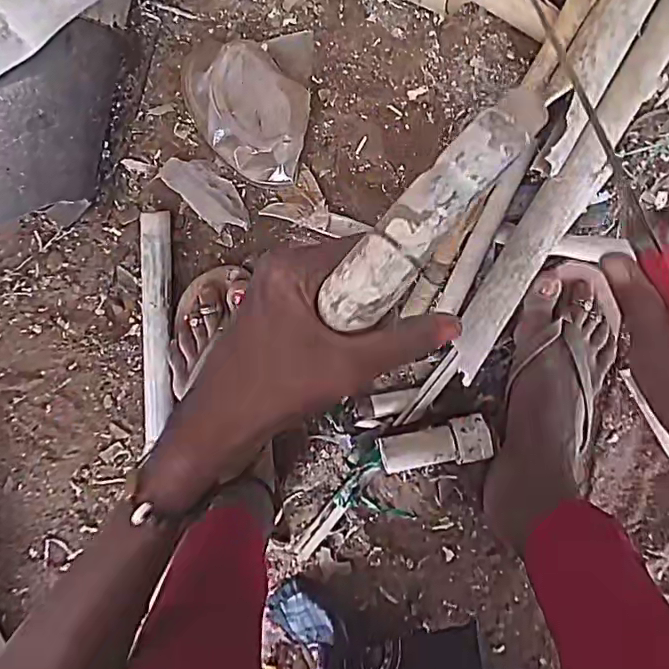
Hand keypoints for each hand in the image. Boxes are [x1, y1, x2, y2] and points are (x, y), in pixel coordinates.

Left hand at [138, 237, 458, 512]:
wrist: (221, 422)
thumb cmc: (274, 390)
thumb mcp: (351, 366)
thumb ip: (404, 342)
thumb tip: (447, 324)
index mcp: (292, 265)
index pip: (360, 246)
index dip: (393, 266)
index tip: (417, 289)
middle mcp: (279, 266)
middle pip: (348, 265)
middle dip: (373, 296)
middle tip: (383, 328)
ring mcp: (272, 285)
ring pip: (334, 285)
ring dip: (354, 311)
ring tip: (355, 345)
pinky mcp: (271, 305)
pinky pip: (316, 299)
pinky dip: (334, 319)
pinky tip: (335, 349)